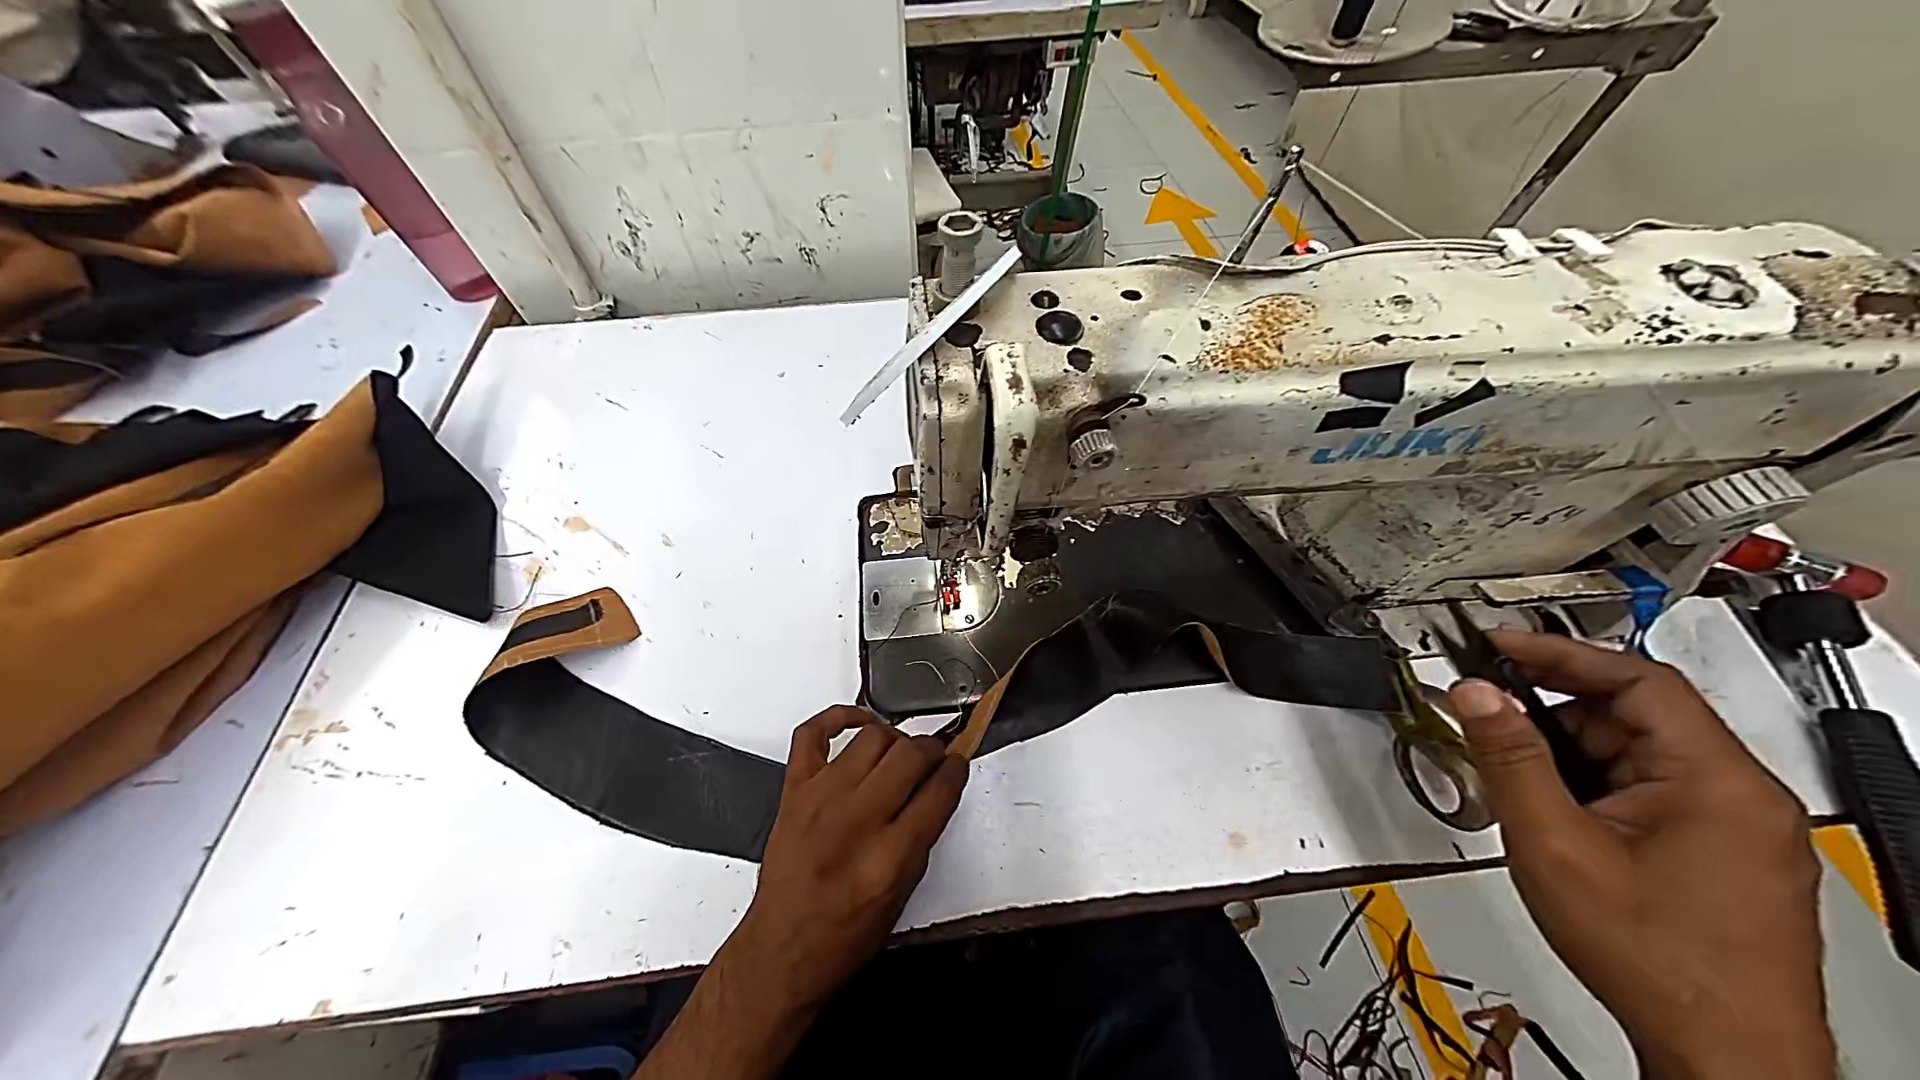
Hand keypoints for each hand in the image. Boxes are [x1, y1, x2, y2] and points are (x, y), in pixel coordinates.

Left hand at [729, 705, 968, 1005]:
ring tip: (900, 752)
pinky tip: (859, 723)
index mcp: (888, 858)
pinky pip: (813, 732)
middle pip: (910, 755)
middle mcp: (853, 822)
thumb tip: (939, 789)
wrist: (783, 950)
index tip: (957, 763)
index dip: (956, 769)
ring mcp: (819, 799)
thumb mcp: (902, 895)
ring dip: (896, 739)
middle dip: (932, 750)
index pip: (939, 791)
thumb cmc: (839, 935)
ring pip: (872, 737)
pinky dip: (838, 717)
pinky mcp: (794, 790)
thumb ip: (924, 836)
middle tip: (934, 757)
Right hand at [1447, 632, 1832, 1079]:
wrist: (1721, 1052)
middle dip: (1550, 715)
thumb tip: (1476, 695)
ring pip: (1629, 752)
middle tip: (1488, 715)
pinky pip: (1641, 786)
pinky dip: (1587, 784)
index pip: (1636, 679)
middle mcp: (1737, 795)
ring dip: (1565, 754)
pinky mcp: (1716, 846)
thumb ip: (1509, 758)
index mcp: (1716, 782)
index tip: (1500, 645)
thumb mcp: (1553, 843)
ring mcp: (1730, 823)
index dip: (1557, 653)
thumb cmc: (1660, 960)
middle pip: (1628, 715)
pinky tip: (1552, 811)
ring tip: (1518, 784)